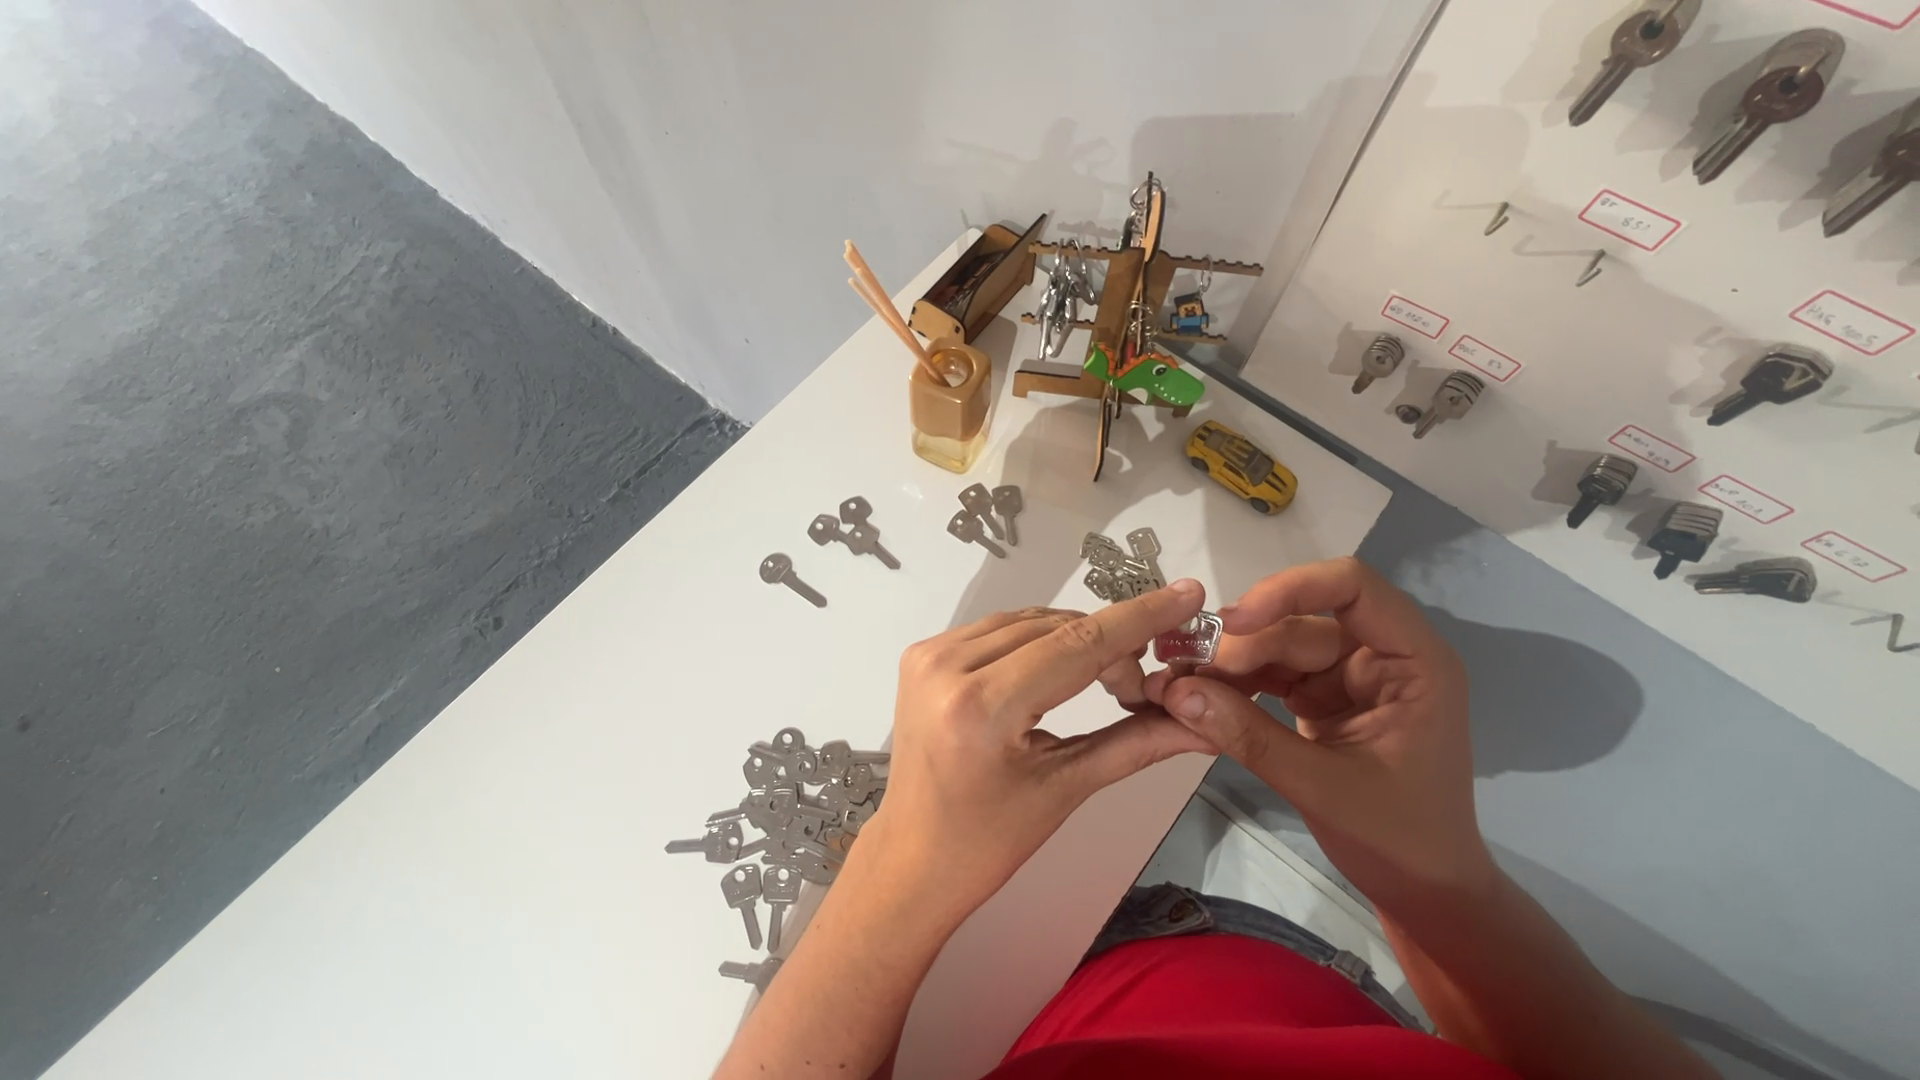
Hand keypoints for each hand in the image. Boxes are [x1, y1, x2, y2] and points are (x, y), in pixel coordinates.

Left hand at [860, 580, 1215, 924]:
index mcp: (982, 708)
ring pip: (1030, 621)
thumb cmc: (990, 840)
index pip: (1079, 645)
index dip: (1140, 618)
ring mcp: (928, 655)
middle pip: (1057, 628)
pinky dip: (1038, 641)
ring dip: (1076, 640)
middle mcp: (947, 667)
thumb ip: (1138, 742)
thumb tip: (1204, 721)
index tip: (1189, 594)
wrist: (914, 855)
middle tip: (1138, 689)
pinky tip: (1056, 672)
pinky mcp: (921, 653)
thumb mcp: (1067, 788)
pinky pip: (999, 629)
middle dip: (1111, 647)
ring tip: (1103, 682)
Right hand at [1145, 557, 1492, 912]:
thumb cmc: (1398, 838)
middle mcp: (1379, 656)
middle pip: (1299, 623)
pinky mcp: (1319, 698)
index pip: (1353, 588)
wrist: (1420, 889)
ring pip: (1276, 647)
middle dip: (1239, 644)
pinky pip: (1269, 676)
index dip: (1291, 589)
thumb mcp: (1322, 786)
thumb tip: (1176, 692)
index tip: (1233, 621)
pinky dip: (1233, 686)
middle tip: (1179, 668)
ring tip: (1175, 685)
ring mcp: (1347, 676)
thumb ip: (1249, 736)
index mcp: (1412, 662)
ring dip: (1227, 665)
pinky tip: (1197, 697)